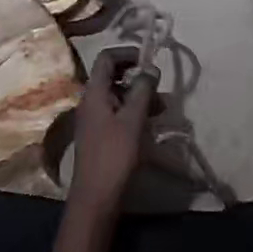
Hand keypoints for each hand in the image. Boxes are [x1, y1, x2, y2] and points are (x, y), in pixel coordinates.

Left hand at [68, 48, 156, 215]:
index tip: (149, 60)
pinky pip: (117, 112)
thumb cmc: (114, 154)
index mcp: (94, 92)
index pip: (106, 58)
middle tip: (159, 86)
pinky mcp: (100, 134)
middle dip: (137, 76)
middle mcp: (90, 101)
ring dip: (139, 95)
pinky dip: (134, 111)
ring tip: (162, 107)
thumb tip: (150, 67)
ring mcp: (94, 118)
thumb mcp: (133, 119)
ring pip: (118, 95)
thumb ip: (142, 89)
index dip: (127, 54)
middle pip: (112, 75)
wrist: (95, 197)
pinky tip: (150, 122)